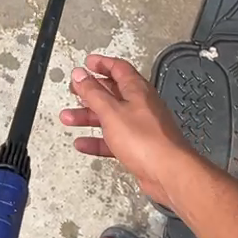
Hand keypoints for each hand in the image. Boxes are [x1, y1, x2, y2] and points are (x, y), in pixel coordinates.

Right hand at [60, 54, 206, 207]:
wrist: (168, 174)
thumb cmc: (148, 141)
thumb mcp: (112, 111)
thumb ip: (93, 92)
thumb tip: (80, 74)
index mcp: (137, 91)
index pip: (118, 68)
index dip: (101, 63)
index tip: (88, 63)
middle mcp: (141, 106)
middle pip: (112, 93)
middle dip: (90, 92)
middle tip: (75, 90)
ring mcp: (140, 127)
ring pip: (110, 117)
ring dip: (88, 116)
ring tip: (69, 118)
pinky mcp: (138, 147)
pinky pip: (113, 139)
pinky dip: (97, 140)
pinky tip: (83, 143)